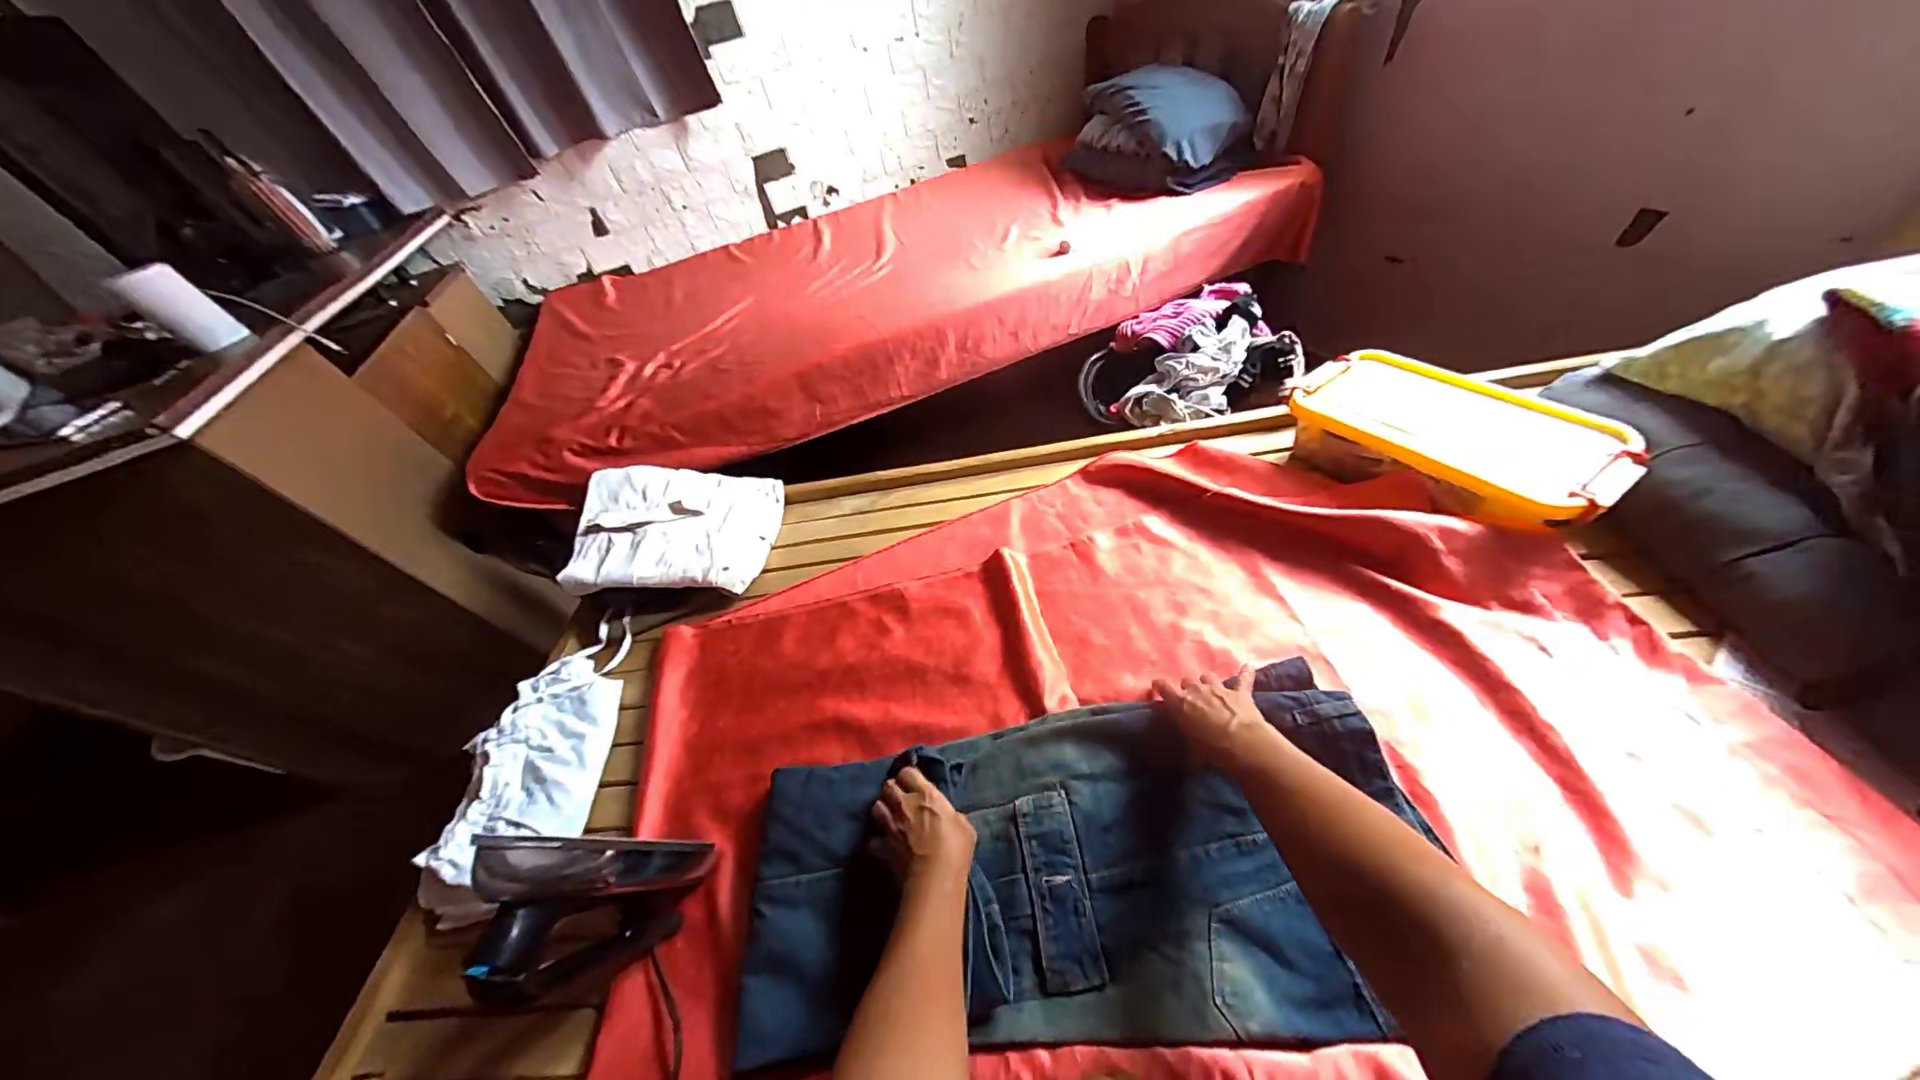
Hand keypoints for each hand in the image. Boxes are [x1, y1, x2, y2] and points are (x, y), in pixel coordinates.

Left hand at [871, 766, 976, 885]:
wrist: (934, 878)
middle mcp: (904, 803)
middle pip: (888, 785)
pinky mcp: (881, 845)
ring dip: (882, 809)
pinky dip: (877, 840)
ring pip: (876, 806)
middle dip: (892, 790)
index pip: (908, 772)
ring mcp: (890, 824)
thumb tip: (948, 816)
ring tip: (889, 817)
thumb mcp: (964, 826)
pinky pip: (873, 839)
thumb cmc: (955, 849)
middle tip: (900, 799)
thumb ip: (951, 815)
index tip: (914, 785)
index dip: (909, 777)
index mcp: (926, 794)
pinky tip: (884, 844)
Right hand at [1152, 665, 1279, 771]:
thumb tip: (1185, 754)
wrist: (1243, 744)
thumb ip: (1187, 738)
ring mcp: (1219, 688)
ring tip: (1211, 690)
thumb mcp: (1192, 747)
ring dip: (1208, 682)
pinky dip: (1245, 673)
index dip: (1160, 686)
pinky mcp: (1240, 692)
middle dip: (1188, 688)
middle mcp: (1197, 690)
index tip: (1158, 687)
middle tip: (1192, 700)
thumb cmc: (1212, 749)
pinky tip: (1248, 667)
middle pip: (1187, 681)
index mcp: (1180, 703)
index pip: (1163, 686)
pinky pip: (1243, 678)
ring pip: (1208, 676)